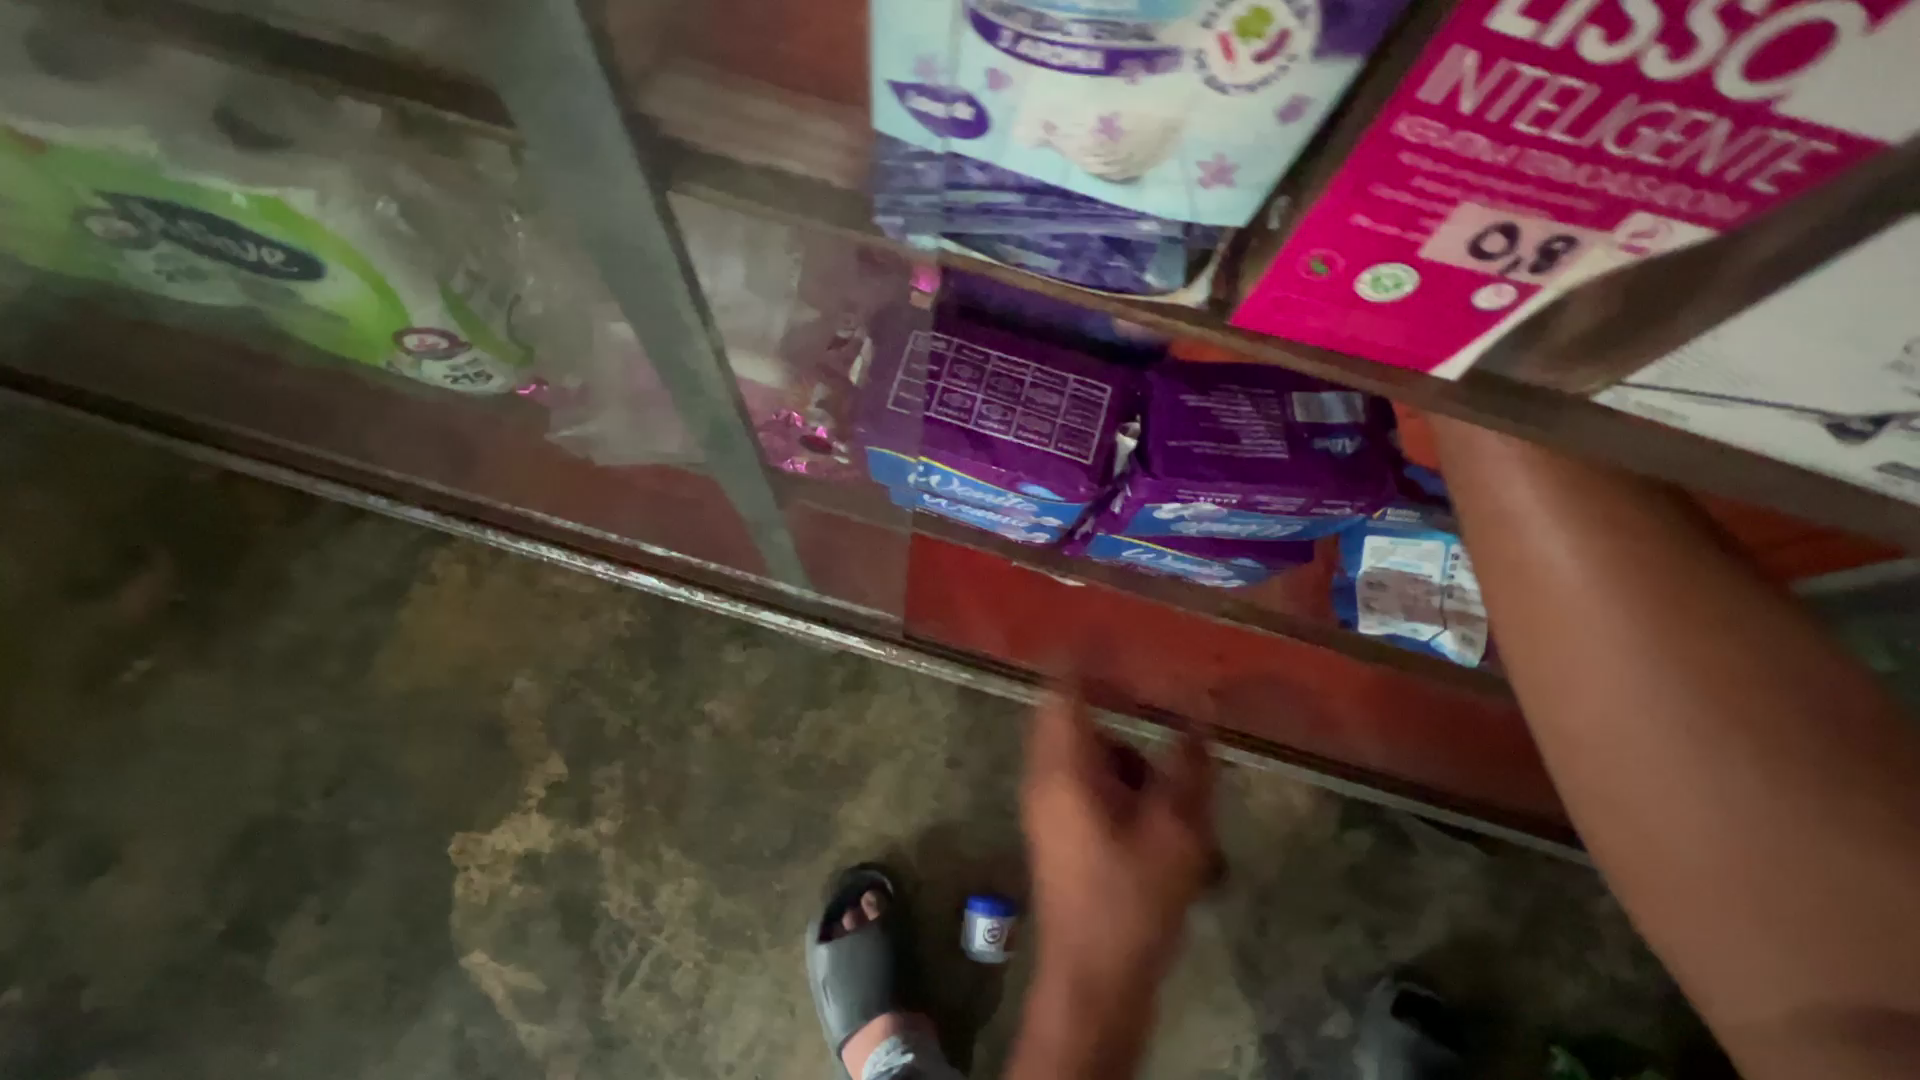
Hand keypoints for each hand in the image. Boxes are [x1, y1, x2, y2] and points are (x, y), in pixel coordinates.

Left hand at [1021, 688, 1217, 1001]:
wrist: (1094, 980)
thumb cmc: (1130, 900)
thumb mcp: (1176, 831)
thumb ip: (1188, 767)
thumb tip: (1198, 720)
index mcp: (1063, 768)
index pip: (1062, 690)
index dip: (1085, 658)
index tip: (1112, 635)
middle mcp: (1046, 780)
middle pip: (1075, 721)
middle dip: (1120, 715)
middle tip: (1160, 710)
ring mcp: (1050, 810)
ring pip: (1090, 759)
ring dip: (1131, 763)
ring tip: (1179, 796)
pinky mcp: (1062, 836)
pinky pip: (1093, 791)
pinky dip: (1126, 793)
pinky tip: (1168, 830)